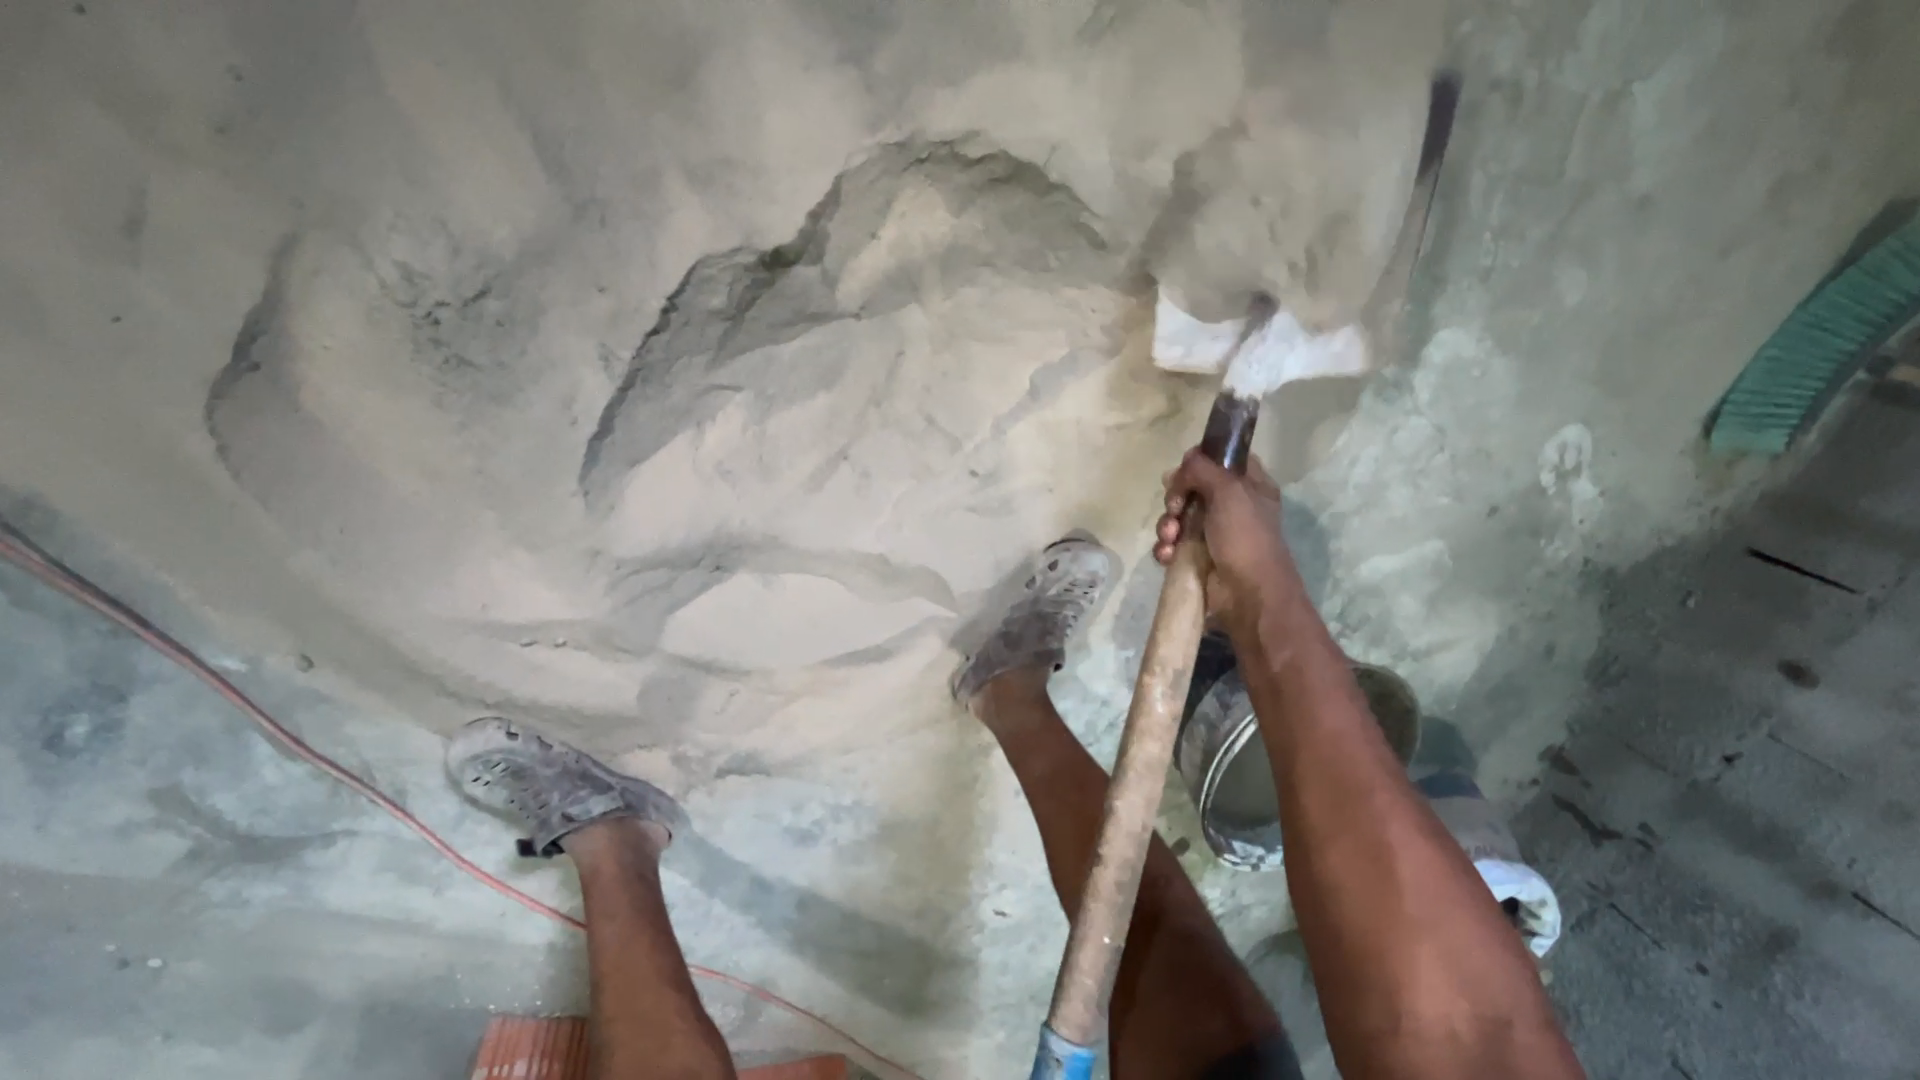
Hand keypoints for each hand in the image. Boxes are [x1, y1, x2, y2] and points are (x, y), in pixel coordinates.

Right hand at [1154, 449, 1303, 631]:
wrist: (1248, 594)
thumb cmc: (1245, 536)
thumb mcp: (1229, 490)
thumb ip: (1203, 468)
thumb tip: (1185, 461)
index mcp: (1250, 486)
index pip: (1223, 459)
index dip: (1201, 460)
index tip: (1186, 469)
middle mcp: (1232, 506)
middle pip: (1192, 487)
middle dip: (1175, 497)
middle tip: (1175, 507)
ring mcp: (1214, 533)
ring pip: (1178, 516)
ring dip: (1166, 525)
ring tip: (1170, 538)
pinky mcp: (1198, 557)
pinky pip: (1172, 544)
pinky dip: (1165, 548)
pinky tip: (1167, 555)